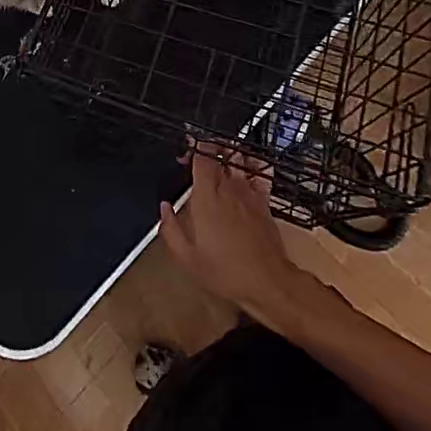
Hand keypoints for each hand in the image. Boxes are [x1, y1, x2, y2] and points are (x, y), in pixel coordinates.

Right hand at [156, 144, 316, 325]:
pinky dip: (254, 164)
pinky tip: (248, 167)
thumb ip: (170, 229)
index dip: (194, 148)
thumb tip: (164, 208)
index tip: (186, 152)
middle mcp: (229, 189)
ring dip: (229, 154)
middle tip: (198, 158)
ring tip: (220, 157)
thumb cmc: (226, 271)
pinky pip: (261, 173)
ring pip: (239, 160)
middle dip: (208, 149)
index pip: (202, 157)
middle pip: (220, 154)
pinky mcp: (264, 201)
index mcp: (206, 198)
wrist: (266, 281)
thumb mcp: (187, 257)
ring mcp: (249, 193)